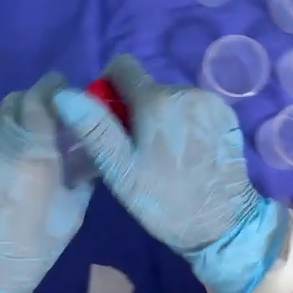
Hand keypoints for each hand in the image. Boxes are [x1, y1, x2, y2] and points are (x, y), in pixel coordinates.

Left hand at [0, 72, 90, 292]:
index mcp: (34, 154)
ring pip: (0, 118)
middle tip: (53, 121)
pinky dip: (0, 141)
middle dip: (38, 103)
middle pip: (19, 100)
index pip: (42, 95)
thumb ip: (83, 168)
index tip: (68, 95)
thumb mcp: (73, 211)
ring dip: (18, 122)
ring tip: (30, 146)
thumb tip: (91, 139)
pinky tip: (7, 165)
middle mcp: (1, 143)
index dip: (57, 88)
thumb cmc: (33, 249)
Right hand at [51, 55, 285, 292]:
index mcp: (157, 100)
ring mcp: (210, 101)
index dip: (109, 88)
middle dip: (136, 109)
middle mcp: (186, 90)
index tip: (111, 120)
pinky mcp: (227, 114)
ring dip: (161, 116)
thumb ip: (94, 128)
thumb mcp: (121, 171)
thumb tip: (64, 93)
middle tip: (137, 150)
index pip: (122, 66)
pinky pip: (193, 106)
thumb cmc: (166, 201)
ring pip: (170, 97)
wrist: (224, 225)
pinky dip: (184, 121)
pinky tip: (187, 152)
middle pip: (147, 86)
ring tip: (164, 154)